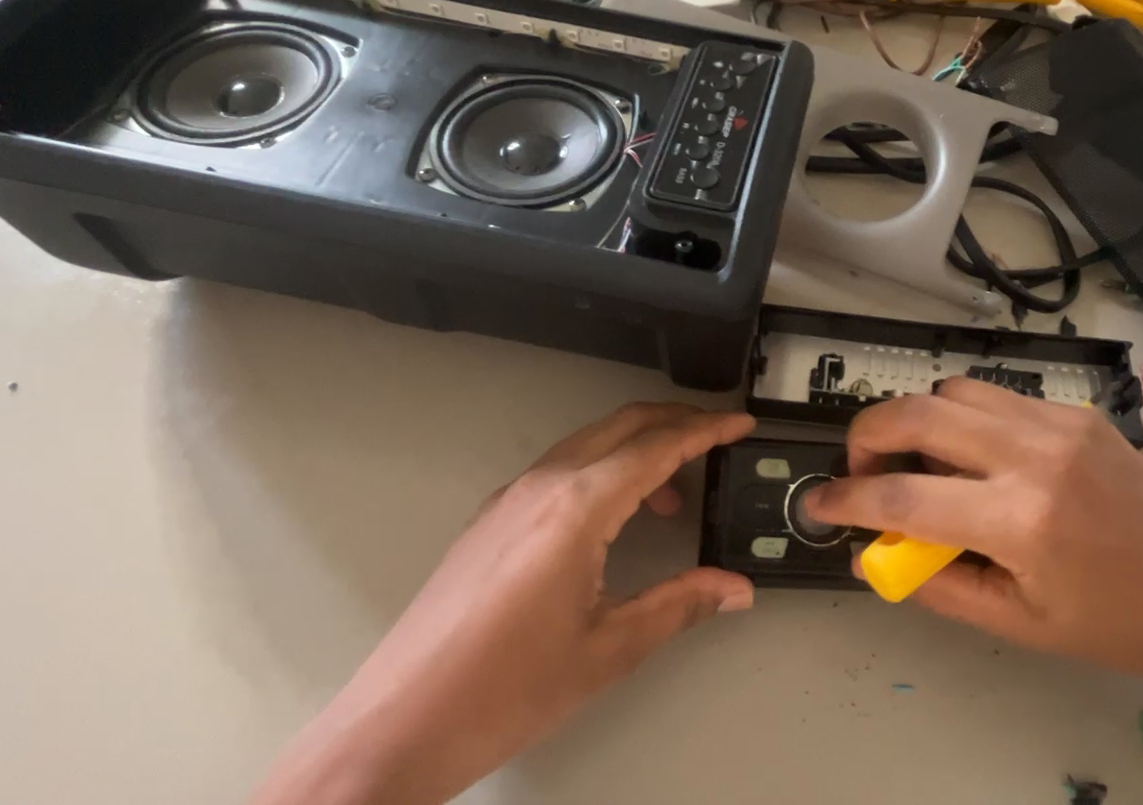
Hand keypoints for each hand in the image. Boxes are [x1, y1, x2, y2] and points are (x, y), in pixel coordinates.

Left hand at [249, 403, 756, 804]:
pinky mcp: (493, 516)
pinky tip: (615, 515)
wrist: (399, 722)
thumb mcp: (609, 649)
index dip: (707, 430)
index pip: (657, 447)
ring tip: (673, 495)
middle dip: (676, 421)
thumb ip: (680, 605)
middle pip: (623, 425)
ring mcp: (511, 496)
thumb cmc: (509, 688)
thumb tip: (738, 589)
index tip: (742, 423)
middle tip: (720, 437)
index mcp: (578, 506)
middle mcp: (543, 484)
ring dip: (638, 448)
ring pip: (590, 442)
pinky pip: (563, 467)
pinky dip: (604, 469)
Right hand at [803, 378, 1142, 691]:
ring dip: (917, 420)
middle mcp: (1034, 455)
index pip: (900, 498)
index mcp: (1019, 520)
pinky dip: (965, 418)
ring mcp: (1059, 423)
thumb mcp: (1014, 623)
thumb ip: (934, 583)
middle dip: (866, 436)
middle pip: (915, 412)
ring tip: (920, 462)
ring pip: (952, 390)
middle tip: (862, 471)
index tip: (817, 503)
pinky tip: (977, 458)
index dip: (845, 500)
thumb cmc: (1112, 625)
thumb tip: (872, 554)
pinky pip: (997, 397)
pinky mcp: (1076, 412)